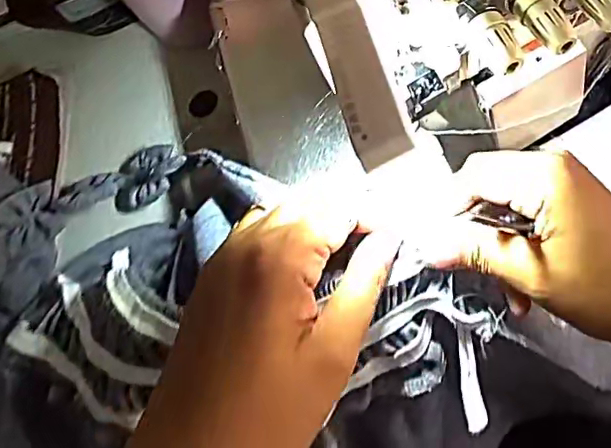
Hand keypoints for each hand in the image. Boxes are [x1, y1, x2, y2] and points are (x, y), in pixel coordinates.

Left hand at [130, 196, 400, 447]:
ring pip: (286, 205)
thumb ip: (365, 284)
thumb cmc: (267, 413)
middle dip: (350, 211)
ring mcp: (225, 252)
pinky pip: (259, 225)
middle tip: (378, 242)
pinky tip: (305, 258)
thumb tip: (388, 239)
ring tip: (348, 248)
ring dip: (320, 216)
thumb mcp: (331, 354)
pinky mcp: (212, 271)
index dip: (375, 216)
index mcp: (280, 254)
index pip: (342, 205)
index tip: (397, 238)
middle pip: (313, 197)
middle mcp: (249, 239)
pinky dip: (289, 227)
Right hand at [430, 150, 610, 351]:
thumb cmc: (609, 288)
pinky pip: (530, 208)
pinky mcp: (573, 194)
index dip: (449, 211)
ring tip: (512, 291)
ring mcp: (565, 178)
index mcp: (543, 173)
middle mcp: (553, 164)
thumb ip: (477, 252)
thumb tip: (434, 243)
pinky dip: (521, 241)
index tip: (439, 246)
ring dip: (500, 244)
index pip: (473, 174)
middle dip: (477, 232)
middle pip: (489, 185)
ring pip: (507, 202)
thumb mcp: (533, 274)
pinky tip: (528, 281)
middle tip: (476, 275)